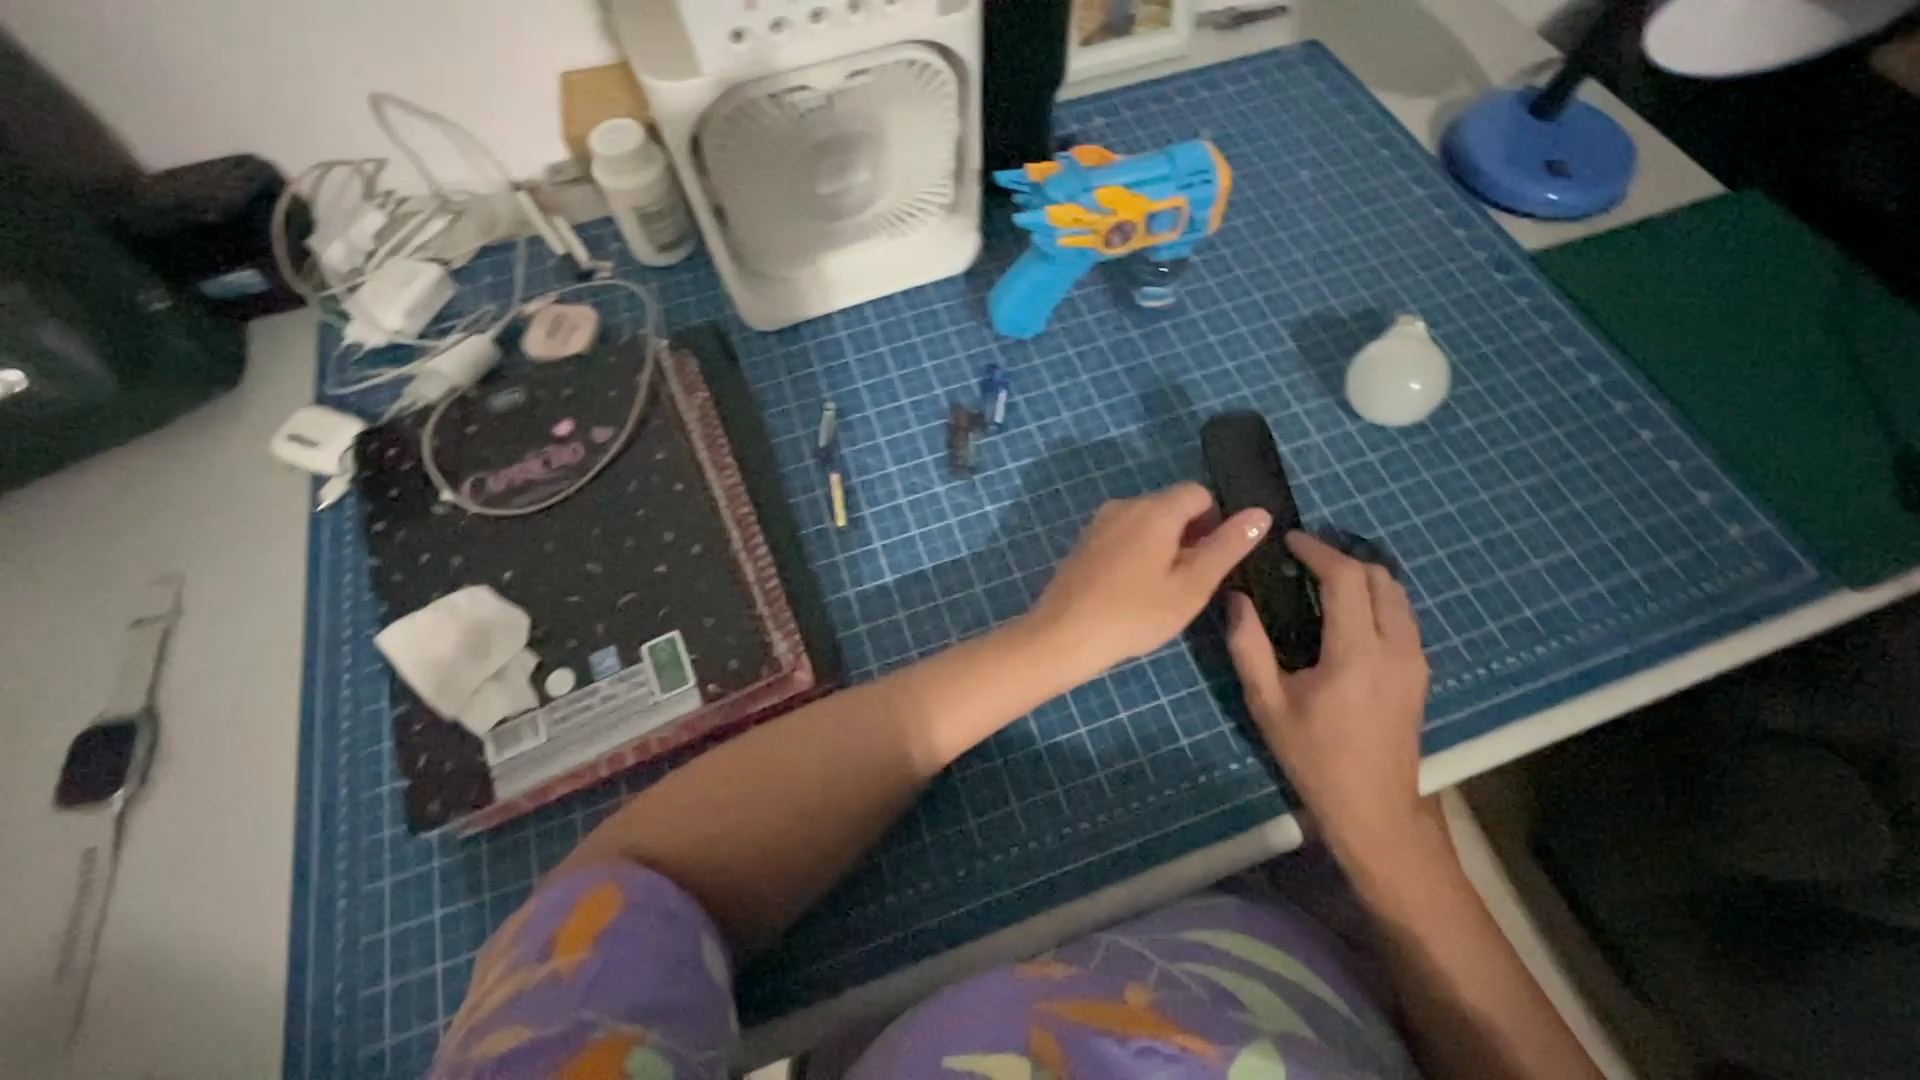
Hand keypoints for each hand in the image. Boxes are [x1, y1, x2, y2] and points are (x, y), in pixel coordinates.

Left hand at [1025, 483, 1270, 680]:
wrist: (1062, 636)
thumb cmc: (1134, 614)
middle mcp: (1124, 505)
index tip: (1215, 559)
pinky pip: (1123, 537)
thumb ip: (1227, 546)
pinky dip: (1137, 554)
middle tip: (1191, 582)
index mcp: (1155, 509)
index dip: (1216, 521)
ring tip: (1163, 591)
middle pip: (1171, 506)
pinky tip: (1134, 592)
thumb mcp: (1191, 585)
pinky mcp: (1083, 544)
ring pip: (1146, 523)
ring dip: (1164, 547)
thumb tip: (1260, 514)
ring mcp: (1099, 523)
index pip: (1199, 493)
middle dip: (1190, 535)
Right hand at [1225, 531, 1438, 867]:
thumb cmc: (1315, 758)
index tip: (1289, 542)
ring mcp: (1415, 659)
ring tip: (1322, 581)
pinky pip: (1402, 616)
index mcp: (1356, 653)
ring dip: (1362, 577)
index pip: (1346, 578)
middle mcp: (1396, 647)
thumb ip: (1249, 646)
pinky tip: (1346, 614)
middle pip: (1379, 576)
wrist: (1375, 808)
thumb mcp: (1268, 704)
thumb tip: (1237, 600)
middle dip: (1341, 558)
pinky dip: (1376, 599)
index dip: (1317, 551)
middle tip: (1302, 560)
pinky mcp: (1420, 672)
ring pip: (1397, 594)